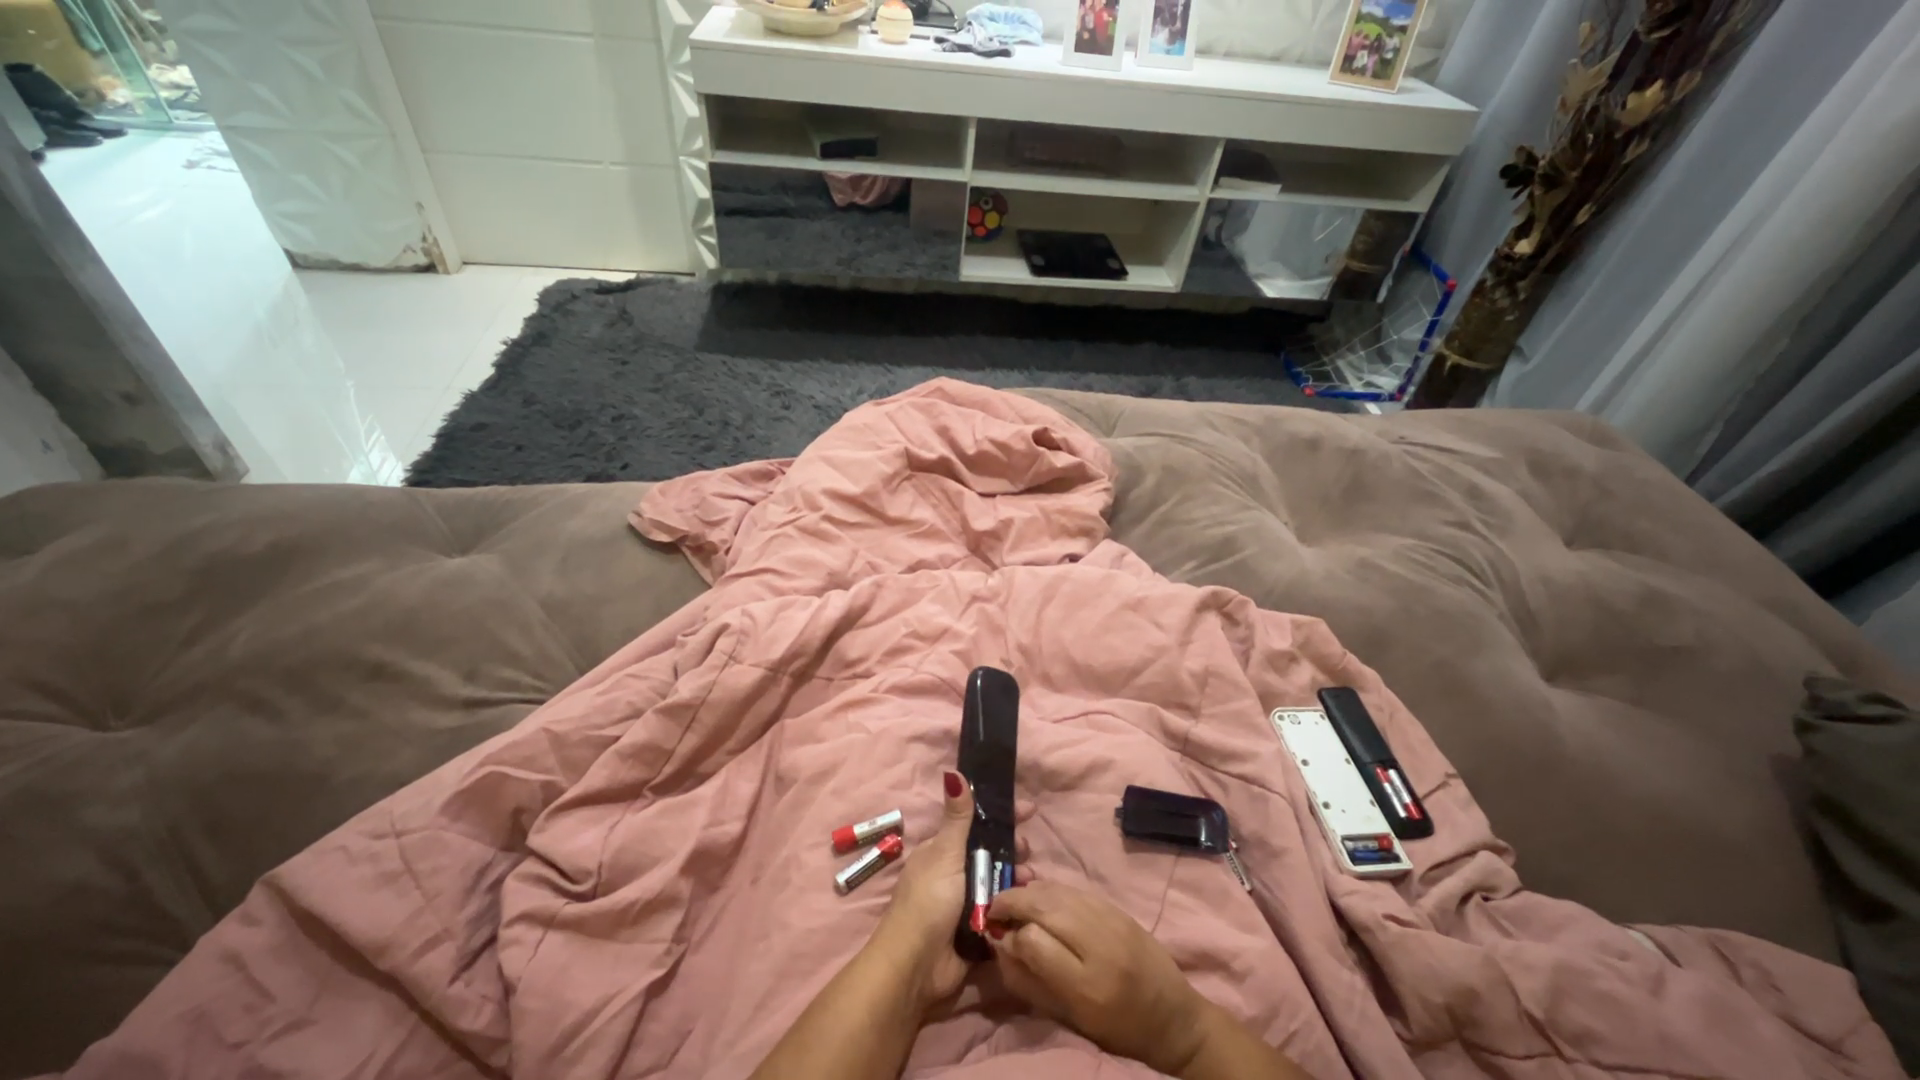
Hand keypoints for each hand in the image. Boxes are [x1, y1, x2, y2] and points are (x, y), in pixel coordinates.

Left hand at [869, 771, 1029, 1011]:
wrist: (917, 966)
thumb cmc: (929, 902)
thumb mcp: (944, 855)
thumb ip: (956, 818)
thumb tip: (954, 771)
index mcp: (942, 853)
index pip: (976, 826)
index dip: (1001, 816)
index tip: (1029, 810)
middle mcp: (954, 875)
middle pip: (991, 854)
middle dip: (1013, 849)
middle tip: (1029, 852)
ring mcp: (965, 904)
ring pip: (1000, 882)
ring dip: (1017, 877)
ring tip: (1029, 881)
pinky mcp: (977, 930)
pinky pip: (1002, 910)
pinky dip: (1015, 905)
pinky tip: (1030, 903)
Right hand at [986, 881, 1209, 1075]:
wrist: (1172, 1018)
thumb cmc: (1116, 1029)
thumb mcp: (1068, 1018)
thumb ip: (1028, 981)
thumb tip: (999, 945)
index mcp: (1086, 985)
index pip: (1034, 940)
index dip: (1010, 936)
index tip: (1000, 940)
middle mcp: (1100, 946)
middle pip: (1044, 906)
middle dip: (1012, 901)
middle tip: (994, 908)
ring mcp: (1113, 922)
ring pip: (1059, 891)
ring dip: (1029, 891)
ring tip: (1013, 901)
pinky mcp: (1120, 910)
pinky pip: (1076, 890)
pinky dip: (1052, 890)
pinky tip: (1041, 898)